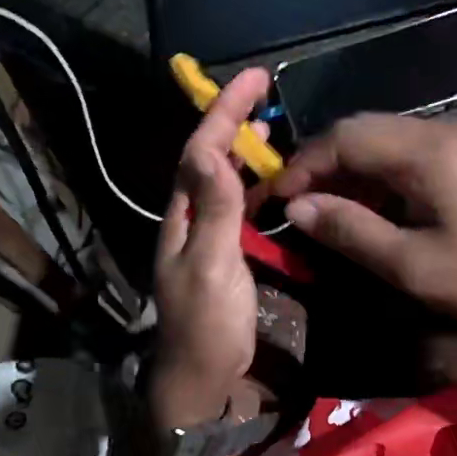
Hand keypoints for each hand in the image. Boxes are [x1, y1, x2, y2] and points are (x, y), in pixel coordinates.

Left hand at [150, 67, 269, 425]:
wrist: (203, 378)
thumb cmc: (206, 325)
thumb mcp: (210, 265)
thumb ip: (213, 209)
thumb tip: (211, 148)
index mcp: (182, 215)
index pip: (201, 150)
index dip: (224, 111)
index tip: (253, 77)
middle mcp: (191, 219)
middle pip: (210, 159)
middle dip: (233, 122)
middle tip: (264, 94)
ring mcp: (208, 238)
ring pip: (224, 182)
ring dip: (245, 152)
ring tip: (270, 127)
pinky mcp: (226, 256)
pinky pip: (239, 208)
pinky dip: (255, 187)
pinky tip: (273, 184)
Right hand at [273, 115, 456, 333]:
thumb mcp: (412, 266)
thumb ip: (349, 230)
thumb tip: (297, 208)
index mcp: (427, 150)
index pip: (344, 137)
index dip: (303, 165)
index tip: (277, 199)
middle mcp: (444, 130)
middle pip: (364, 131)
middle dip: (323, 165)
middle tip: (297, 205)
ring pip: (387, 141)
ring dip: (351, 171)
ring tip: (329, 212)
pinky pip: (412, 154)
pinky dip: (381, 176)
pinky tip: (375, 209)